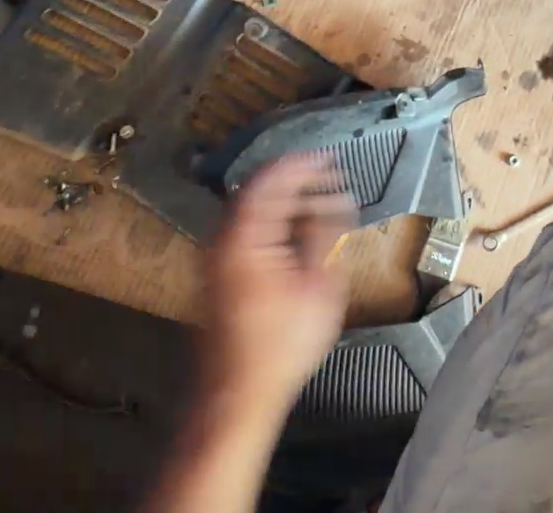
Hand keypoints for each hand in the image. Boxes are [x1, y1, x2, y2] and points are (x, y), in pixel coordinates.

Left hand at [199, 154, 355, 412]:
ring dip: (282, 197)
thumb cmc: (280, 344)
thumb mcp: (318, 285)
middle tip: (324, 173)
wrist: (237, 394)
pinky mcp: (217, 274)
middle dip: (293, 177)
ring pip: (248, 208)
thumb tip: (337, 200)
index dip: (303, 164)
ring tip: (315, 199)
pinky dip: (270, 218)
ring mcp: (215, 258)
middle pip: (256, 190)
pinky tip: (292, 229)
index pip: (273, 180)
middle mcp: (222, 240)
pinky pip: (243, 228)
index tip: (328, 158)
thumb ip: (324, 234)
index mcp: (246, 236)